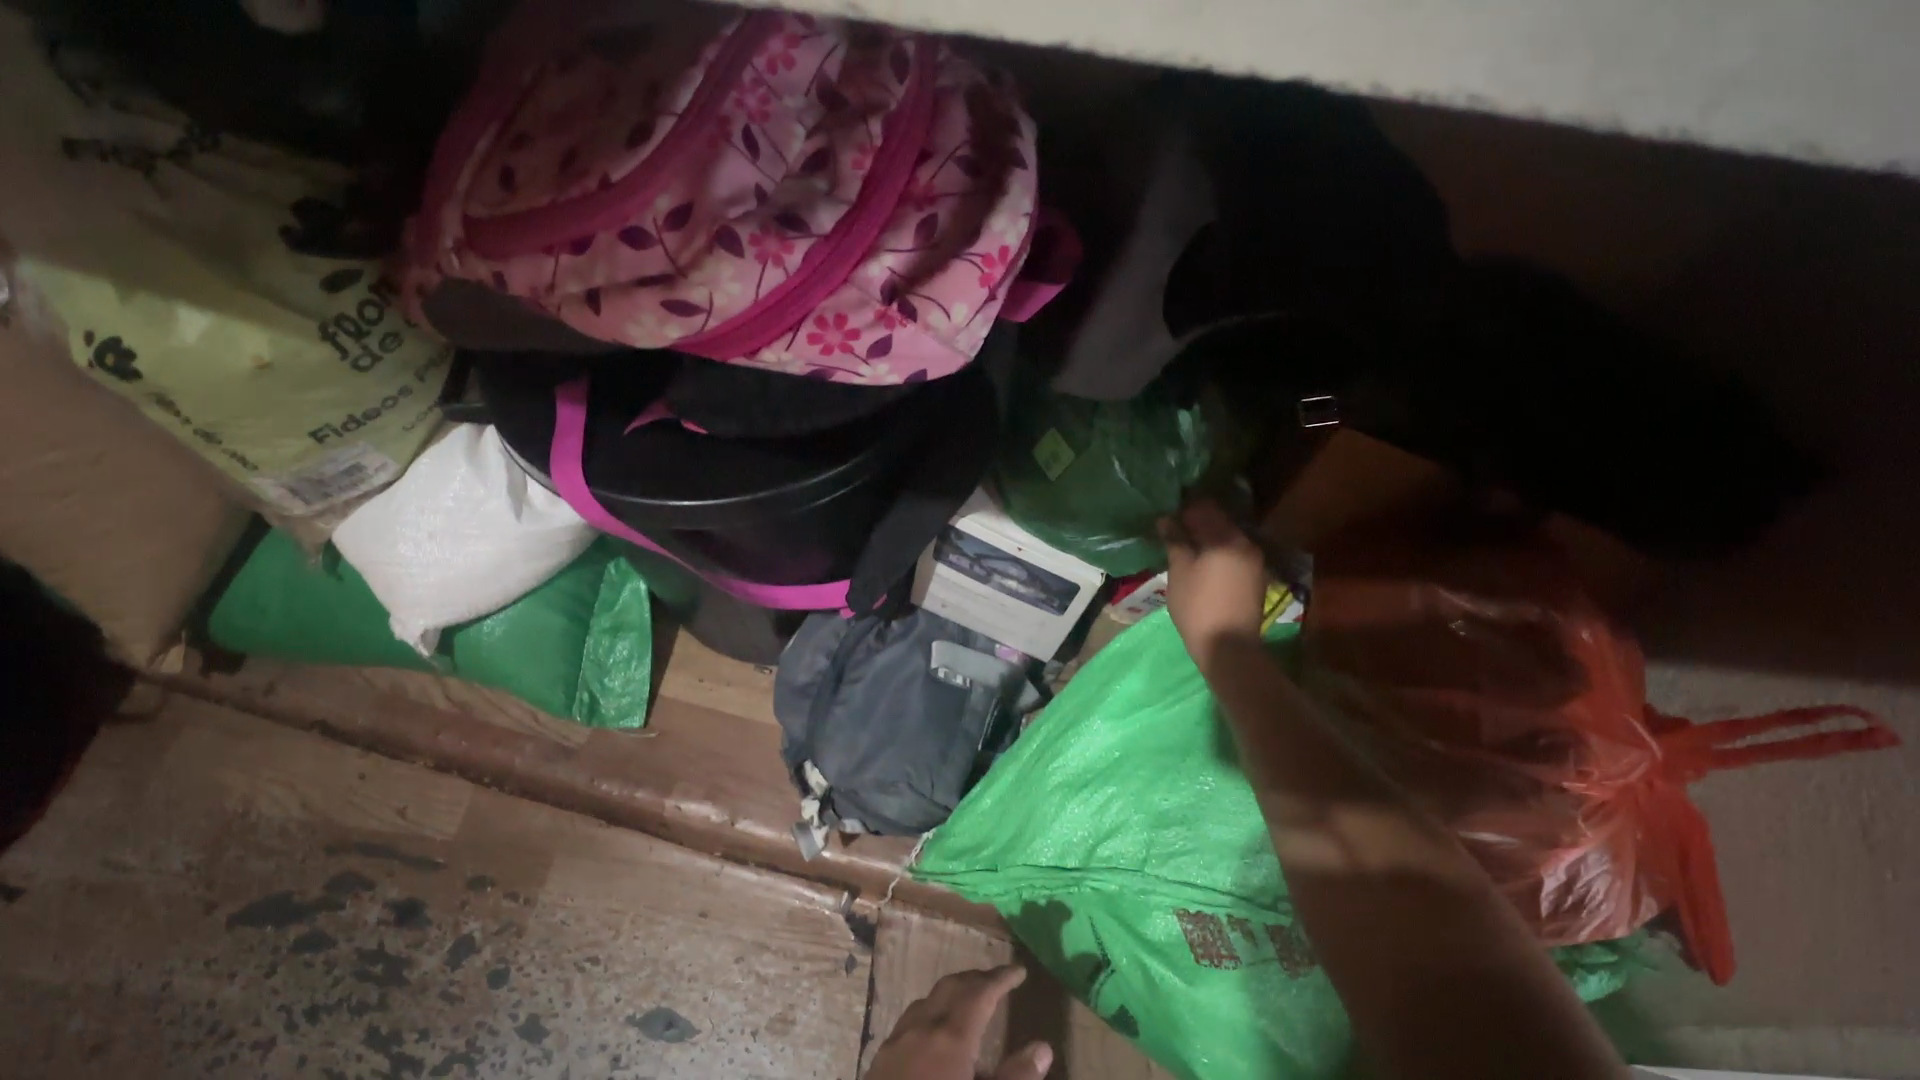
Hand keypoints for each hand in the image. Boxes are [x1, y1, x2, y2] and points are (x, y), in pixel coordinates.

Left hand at [863, 965, 1052, 1079]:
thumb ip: (1015, 1078)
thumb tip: (1042, 1048)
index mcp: (951, 1038)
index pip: (981, 993)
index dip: (1001, 979)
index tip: (1019, 970)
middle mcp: (922, 1028)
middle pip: (951, 987)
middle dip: (976, 979)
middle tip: (997, 980)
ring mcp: (897, 1042)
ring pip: (928, 1002)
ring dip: (951, 995)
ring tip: (969, 1003)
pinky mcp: (880, 1060)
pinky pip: (910, 1021)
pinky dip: (931, 1013)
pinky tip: (933, 1037)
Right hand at [1160, 498, 1268, 673]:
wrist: (1229, 646)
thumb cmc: (1198, 607)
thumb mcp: (1180, 572)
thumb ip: (1175, 541)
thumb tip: (1166, 519)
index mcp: (1225, 537)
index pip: (1204, 507)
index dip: (1184, 507)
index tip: (1168, 513)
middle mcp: (1245, 542)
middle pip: (1219, 521)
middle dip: (1197, 521)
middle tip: (1174, 529)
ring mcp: (1254, 559)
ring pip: (1228, 536)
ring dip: (1208, 537)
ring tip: (1186, 547)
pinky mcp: (1255, 575)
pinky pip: (1234, 552)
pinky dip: (1219, 550)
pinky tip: (1203, 562)